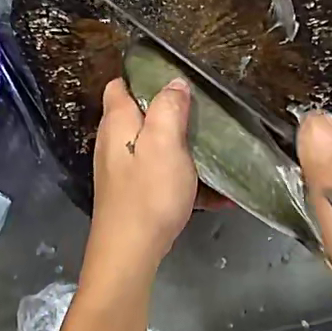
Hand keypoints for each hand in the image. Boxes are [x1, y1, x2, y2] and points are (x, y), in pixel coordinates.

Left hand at [90, 77, 197, 275]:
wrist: (130, 253)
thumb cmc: (148, 193)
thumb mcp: (164, 142)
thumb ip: (168, 108)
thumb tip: (174, 82)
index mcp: (118, 123)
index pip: (119, 86)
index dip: (144, 77)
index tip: (176, 80)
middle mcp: (115, 144)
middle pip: (141, 116)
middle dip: (172, 114)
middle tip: (204, 114)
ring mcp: (124, 172)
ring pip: (157, 148)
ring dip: (185, 150)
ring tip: (216, 152)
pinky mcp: (136, 195)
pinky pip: (165, 178)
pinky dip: (187, 180)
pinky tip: (216, 194)